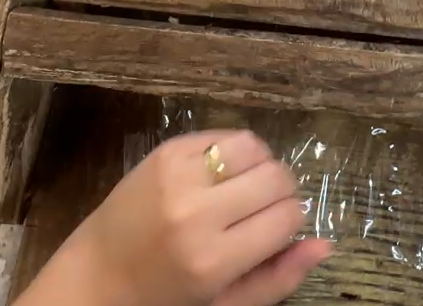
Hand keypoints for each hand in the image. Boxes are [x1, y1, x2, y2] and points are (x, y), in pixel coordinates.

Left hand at [19, 129, 332, 305]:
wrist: (96, 275)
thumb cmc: (164, 299)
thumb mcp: (223, 305)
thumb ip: (278, 278)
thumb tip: (326, 244)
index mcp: (214, 260)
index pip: (287, 217)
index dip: (291, 221)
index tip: (275, 230)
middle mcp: (198, 211)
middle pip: (276, 176)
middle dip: (281, 190)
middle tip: (261, 208)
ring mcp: (180, 173)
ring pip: (255, 145)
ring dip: (260, 164)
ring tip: (243, 186)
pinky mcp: (167, 148)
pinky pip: (223, 134)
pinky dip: (232, 151)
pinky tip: (219, 173)